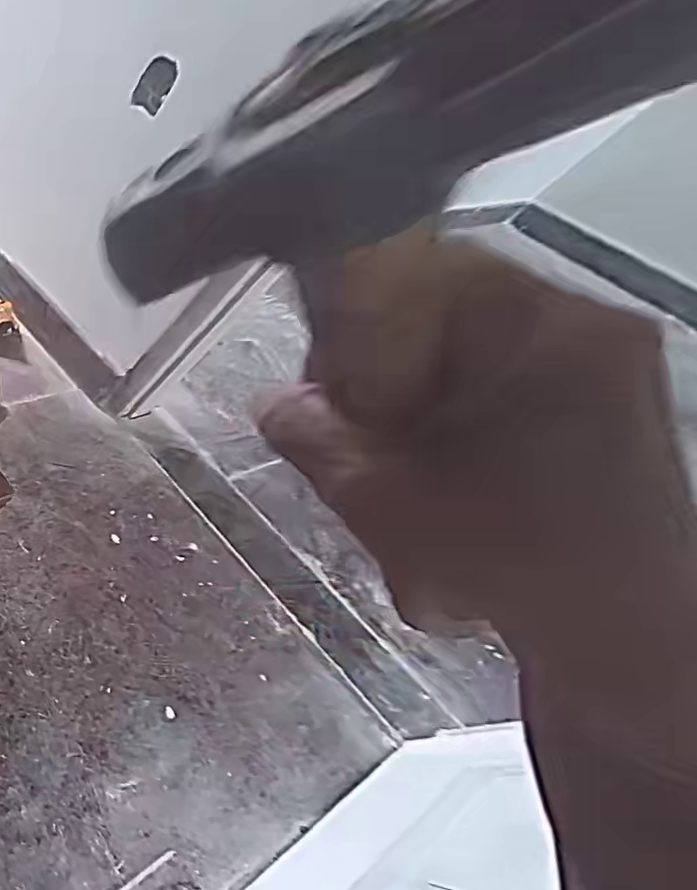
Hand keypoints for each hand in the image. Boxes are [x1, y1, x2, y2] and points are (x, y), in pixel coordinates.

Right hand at [253, 231, 696, 641]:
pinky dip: (437, 403)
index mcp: (537, 332)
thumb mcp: (372, 490)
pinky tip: (422, 454)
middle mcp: (579, 327)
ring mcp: (594, 359)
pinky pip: (486, 370)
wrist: (616, 615)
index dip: (350, 321)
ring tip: (381, 449)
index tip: (319, 384)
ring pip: (457, 341)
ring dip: (400, 386)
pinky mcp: (591, 394)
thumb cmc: (496, 546)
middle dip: (371, 361)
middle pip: (438, 306)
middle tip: (341, 424)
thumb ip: (309, 432)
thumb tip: (273, 400)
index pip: (419, 274)